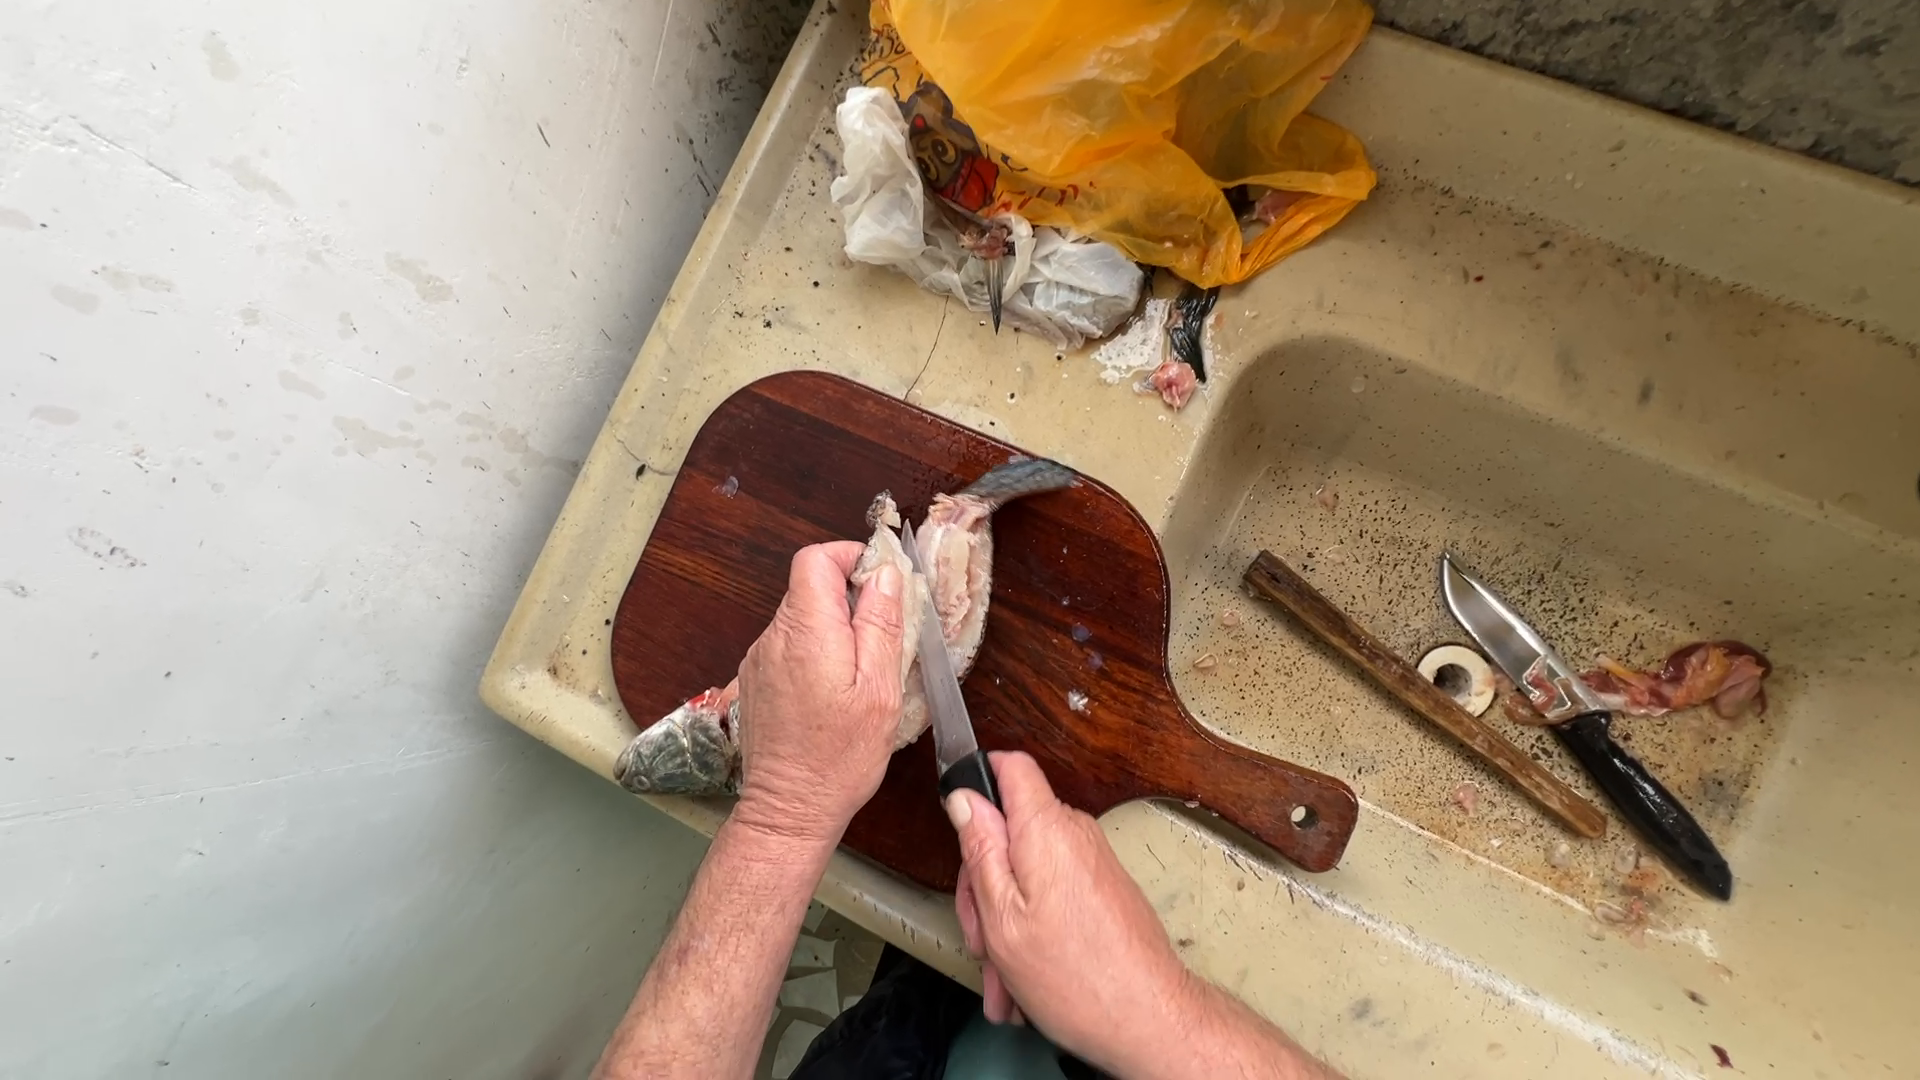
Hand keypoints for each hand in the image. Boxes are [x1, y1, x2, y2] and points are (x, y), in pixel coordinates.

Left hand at [733, 541, 904, 844]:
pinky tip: (835, 689)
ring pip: (802, 616)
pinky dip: (816, 650)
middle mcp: (774, 637)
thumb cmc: (840, 757)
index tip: (880, 582)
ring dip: (834, 627)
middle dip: (849, 597)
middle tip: (883, 634)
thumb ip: (881, 623)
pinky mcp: (756, 679)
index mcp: (807, 631)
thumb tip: (884, 574)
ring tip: (861, 670)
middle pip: (810, 586)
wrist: (788, 811)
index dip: (849, 557)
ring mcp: (760, 659)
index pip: (815, 558)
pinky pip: (790, 644)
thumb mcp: (880, 689)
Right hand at [947, 752, 1193, 1074]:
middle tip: (980, 935)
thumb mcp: (1002, 916)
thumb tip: (964, 799)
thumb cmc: (1078, 976)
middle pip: (1011, 828)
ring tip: (1004, 977)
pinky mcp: (1102, 883)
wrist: (1150, 1019)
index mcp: (1045, 828)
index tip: (961, 815)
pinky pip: (1052, 887)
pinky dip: (1032, 923)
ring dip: (1006, 917)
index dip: (980, 778)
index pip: (1012, 765)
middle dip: (984, 880)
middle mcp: (1074, 832)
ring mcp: (1090, 858)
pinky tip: (1025, 975)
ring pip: (1027, 868)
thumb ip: (980, 849)